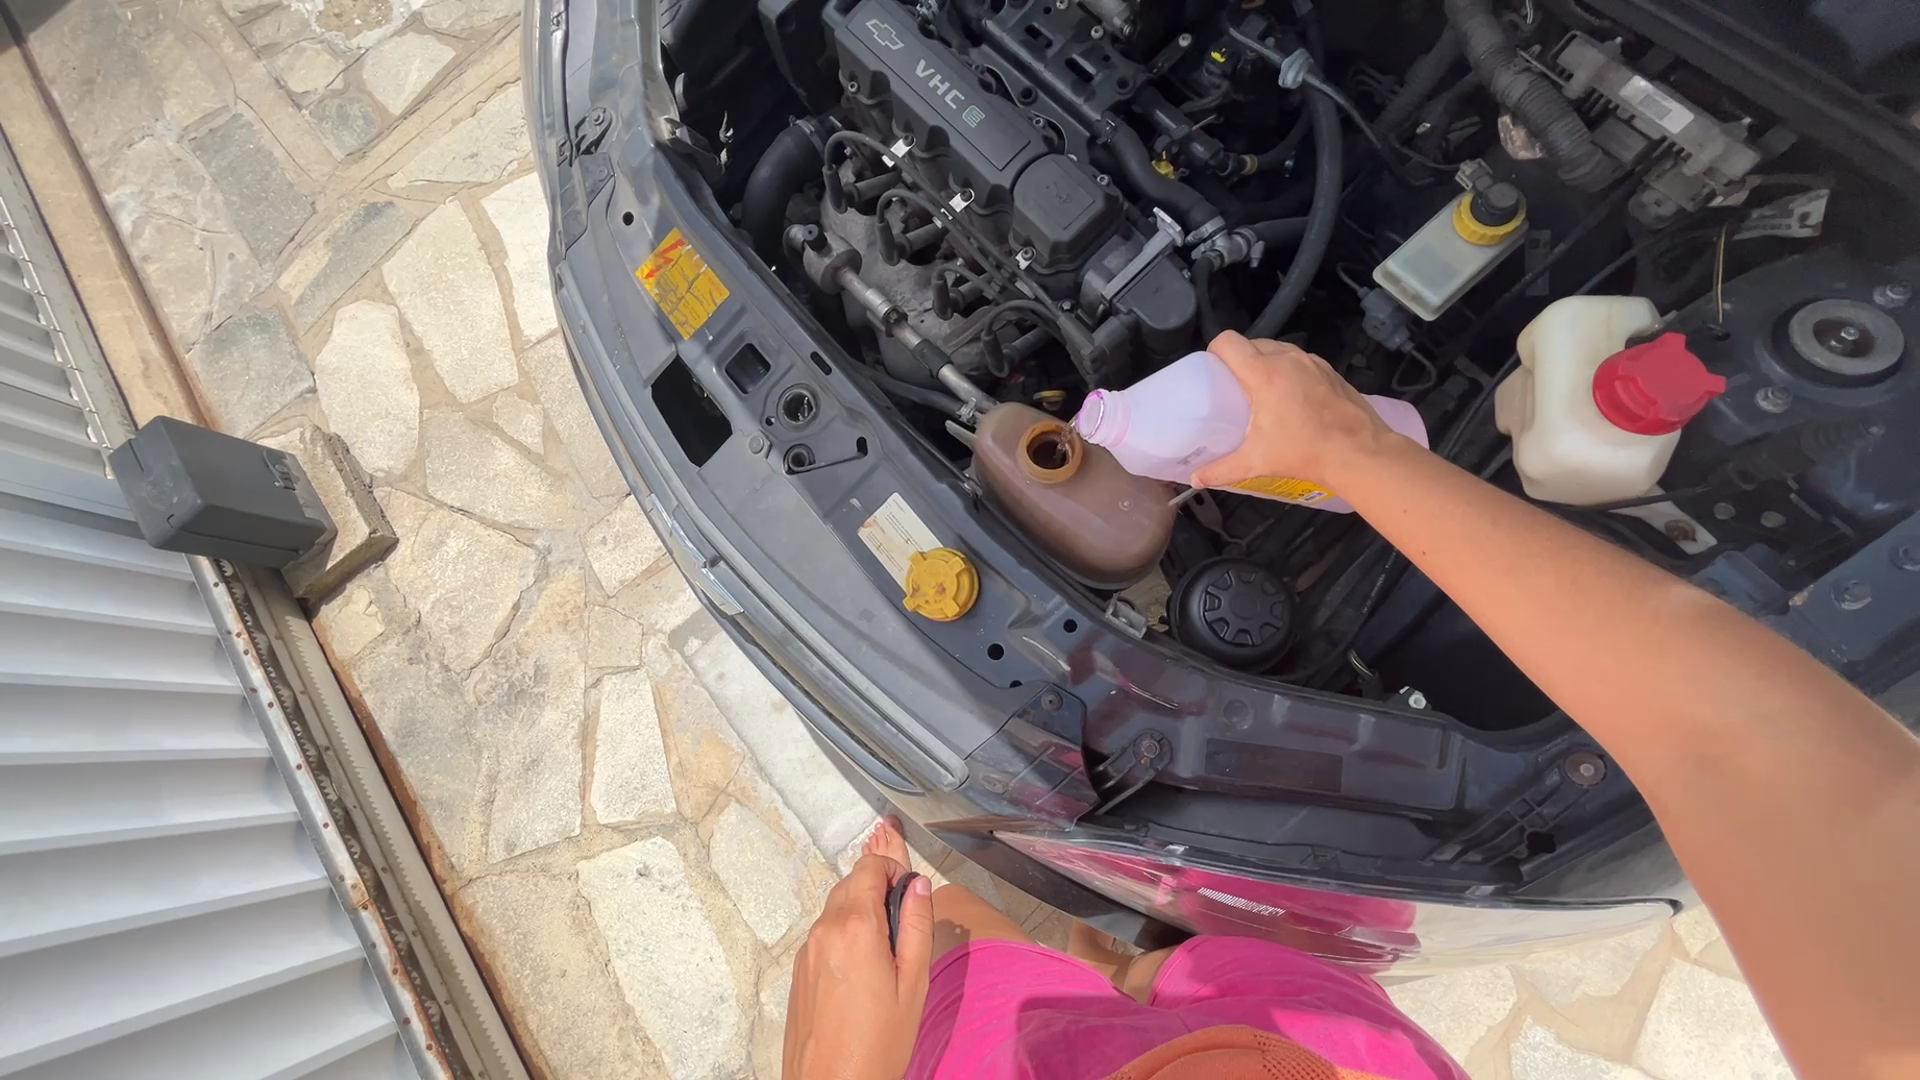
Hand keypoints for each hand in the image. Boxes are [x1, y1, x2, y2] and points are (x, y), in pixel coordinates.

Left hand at [783, 852, 933, 1079]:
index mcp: (856, 925)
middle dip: (879, 890)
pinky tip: (860, 971)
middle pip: (852, 882)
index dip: (894, 871)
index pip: (870, 867)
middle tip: (902, 926)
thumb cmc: (878, 1042)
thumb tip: (919, 884)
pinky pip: (825, 932)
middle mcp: (826, 928)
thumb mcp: (913, 981)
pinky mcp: (799, 968)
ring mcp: (808, 948)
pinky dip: (844, 933)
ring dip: (861, 911)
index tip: (909, 894)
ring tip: (883, 953)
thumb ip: (917, 923)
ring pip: (837, 906)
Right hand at [1189, 331, 1399, 490]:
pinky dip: (1287, 370)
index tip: (1211, 370)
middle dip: (1237, 359)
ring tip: (1258, 390)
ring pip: (1276, 348)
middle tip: (1231, 386)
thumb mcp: (1255, 462)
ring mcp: (1312, 362)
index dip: (1214, 351)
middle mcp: (1288, 359)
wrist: (1359, 452)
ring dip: (1263, 361)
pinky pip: (1298, 360)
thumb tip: (1194, 481)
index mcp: (1264, 374)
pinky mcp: (1329, 370)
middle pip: (1251, 342)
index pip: (1228, 342)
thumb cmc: (1304, 452)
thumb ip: (1219, 471)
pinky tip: (1288, 396)